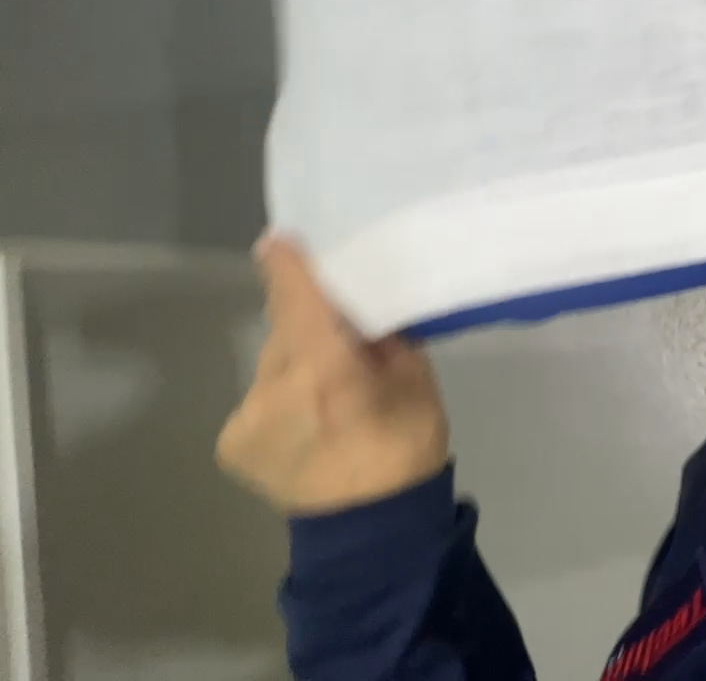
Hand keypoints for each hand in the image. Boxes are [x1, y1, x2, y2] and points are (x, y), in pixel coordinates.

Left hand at [216, 238, 449, 514]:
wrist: (371, 523)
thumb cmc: (408, 443)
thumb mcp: (416, 381)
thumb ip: (386, 342)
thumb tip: (366, 313)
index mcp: (330, 372)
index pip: (304, 306)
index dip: (291, 271)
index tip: (278, 239)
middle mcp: (275, 390)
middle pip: (288, 332)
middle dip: (311, 319)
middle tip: (342, 316)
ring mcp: (245, 418)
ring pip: (274, 365)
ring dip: (300, 359)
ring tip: (334, 380)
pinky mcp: (230, 441)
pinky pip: (263, 396)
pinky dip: (287, 392)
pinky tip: (313, 413)